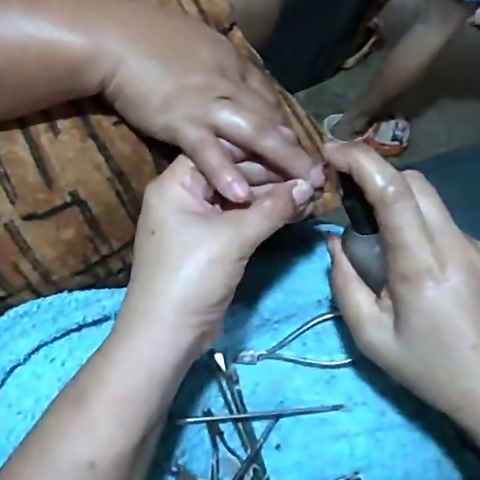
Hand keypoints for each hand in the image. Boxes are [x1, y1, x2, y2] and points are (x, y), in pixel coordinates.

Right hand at [96, 1, 322, 203]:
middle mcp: (228, 84)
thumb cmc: (146, 35)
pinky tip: (242, 194)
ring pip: (254, 134)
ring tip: (303, 186)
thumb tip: (226, 74)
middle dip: (296, 147)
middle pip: (271, 118)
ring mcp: (207, 104)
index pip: (266, 97)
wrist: (113, 37)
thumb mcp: (193, 40)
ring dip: (281, 160)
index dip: (283, 123)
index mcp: (231, 63)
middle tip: (319, 173)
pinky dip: (226, 172)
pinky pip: (209, 151)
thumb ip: (214, 61)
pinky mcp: (181, 122)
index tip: (295, 144)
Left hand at [120, 155, 315, 354]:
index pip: (221, 150)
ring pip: (240, 197)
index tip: (297, 146)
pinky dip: (266, 216)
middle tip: (312, 174)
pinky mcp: (210, 243)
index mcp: (176, 183)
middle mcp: (184, 195)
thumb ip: (272, 208)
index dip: (260, 147)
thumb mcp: (233, 237)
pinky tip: (296, 213)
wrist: (166, 333)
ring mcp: (197, 221)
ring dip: (274, 196)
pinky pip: (240, 219)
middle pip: (233, 173)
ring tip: (312, 194)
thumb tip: (308, 185)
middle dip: (273, 175)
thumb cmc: (191, 275)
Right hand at [323, 142, 479, 434]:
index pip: (393, 191)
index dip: (360, 160)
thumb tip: (334, 243)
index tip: (331, 152)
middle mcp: (452, 243)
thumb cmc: (435, 371)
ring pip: (429, 197)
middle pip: (414, 180)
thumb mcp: (373, 339)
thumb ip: (345, 284)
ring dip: (395, 196)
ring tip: (370, 230)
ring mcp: (473, 245)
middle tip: (344, 191)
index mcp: (422, 265)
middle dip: (375, 172)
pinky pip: (441, 220)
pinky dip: (414, 220)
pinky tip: (404, 259)